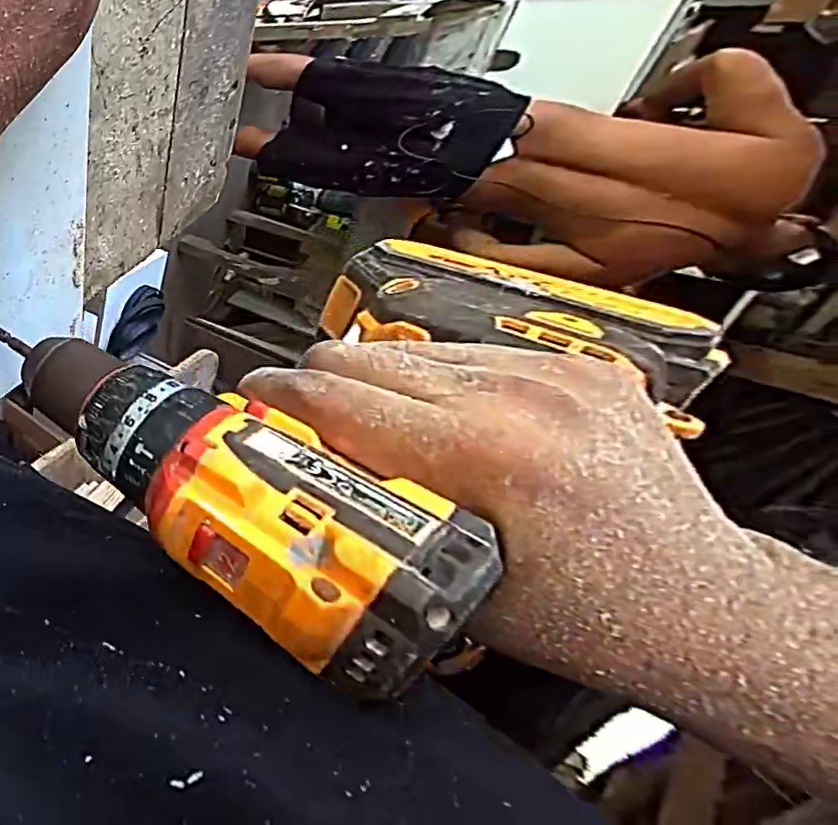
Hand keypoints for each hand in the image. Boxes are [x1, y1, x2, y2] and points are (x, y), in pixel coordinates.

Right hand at [239, 342, 753, 683]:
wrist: (713, 610)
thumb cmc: (590, 613)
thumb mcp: (440, 572)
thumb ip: (354, 508)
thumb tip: (285, 463)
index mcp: (481, 451)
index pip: (326, 393)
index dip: (270, 395)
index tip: (249, 402)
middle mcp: (515, 397)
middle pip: (347, 356)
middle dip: (309, 387)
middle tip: (301, 421)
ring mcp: (547, 372)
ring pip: (391, 349)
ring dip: (363, 384)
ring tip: (372, 427)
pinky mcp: (565, 363)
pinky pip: (445, 352)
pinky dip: (417, 381)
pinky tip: (432, 420)